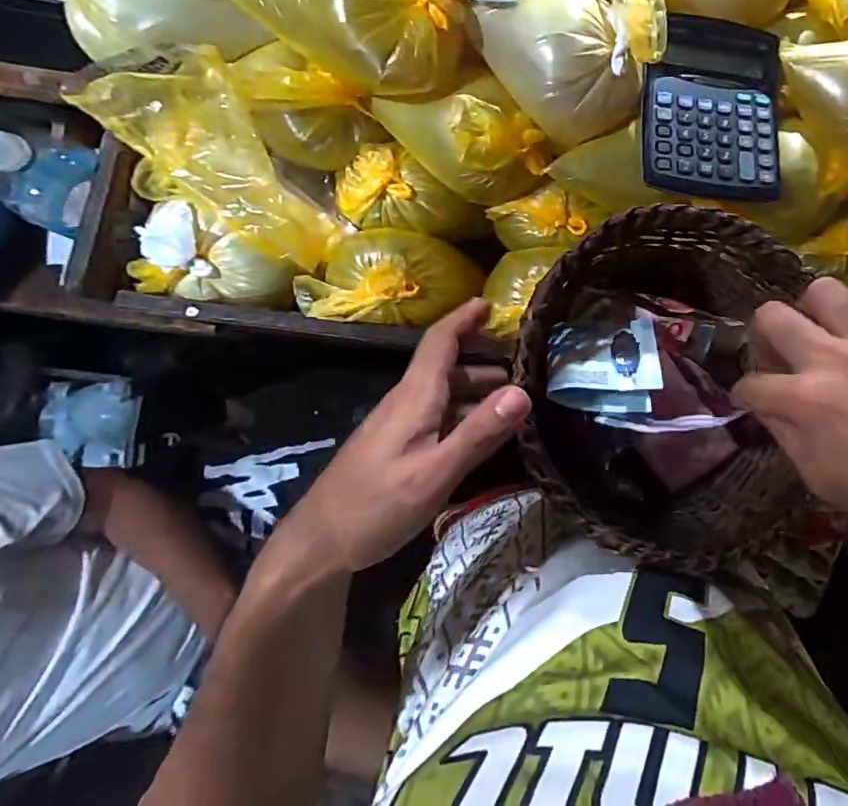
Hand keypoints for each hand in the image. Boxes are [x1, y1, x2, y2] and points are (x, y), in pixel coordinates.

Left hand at [282, 299, 531, 575]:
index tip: (492, 303)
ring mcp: (400, 426)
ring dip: (479, 391)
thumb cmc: (377, 505)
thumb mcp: (435, 473)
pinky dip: (465, 416)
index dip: (465, 318)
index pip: (441, 341)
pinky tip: (484, 435)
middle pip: (448, 367)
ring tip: (516, 401)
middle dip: (485, 359)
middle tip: (527, 364)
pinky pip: (438, 418)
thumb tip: (523, 393)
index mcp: (415, 396)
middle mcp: (407, 402)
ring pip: (444, 394)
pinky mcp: (397, 447)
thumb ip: (478, 434)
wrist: (320, 543)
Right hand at [733, 277, 847, 597]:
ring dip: (811, 313)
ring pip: (822, 291)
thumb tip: (766, 406)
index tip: (752, 400)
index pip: (750, 383)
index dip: (744, 394)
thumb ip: (785, 435)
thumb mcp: (823, 481)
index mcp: (807, 402)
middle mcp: (834, 358)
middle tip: (779, 357)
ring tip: (822, 336)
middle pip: (771, 315)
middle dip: (762, 337)